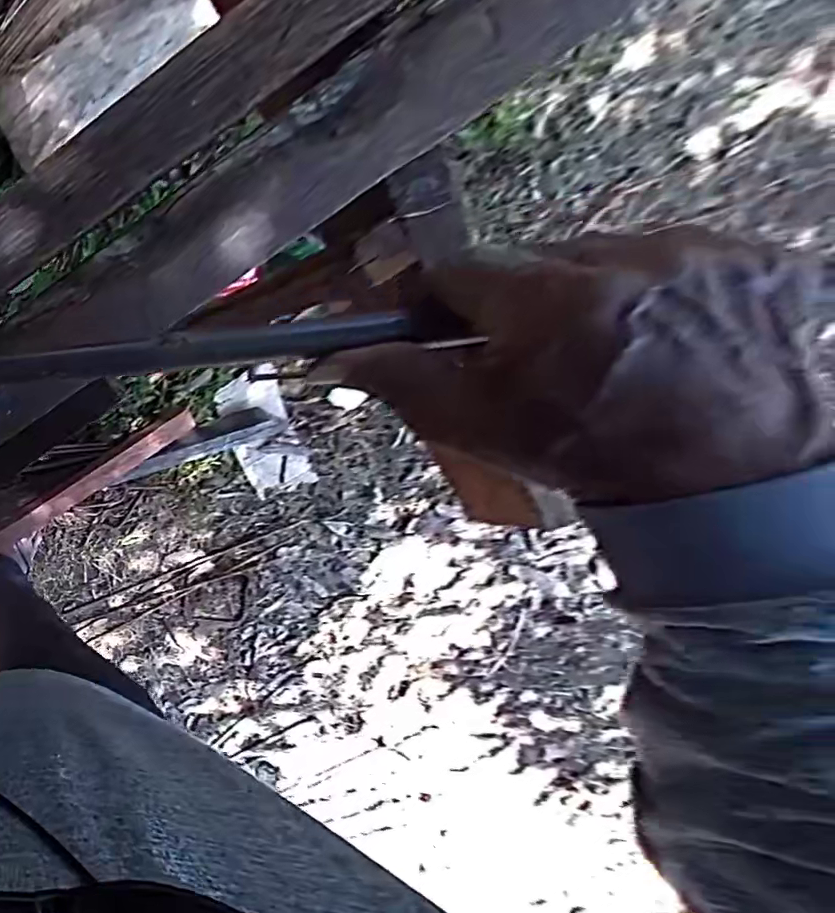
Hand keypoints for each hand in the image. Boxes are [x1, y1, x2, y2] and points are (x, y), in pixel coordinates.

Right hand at [318, 227, 832, 504]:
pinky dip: (644, 288)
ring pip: (597, 255)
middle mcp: (627, 258)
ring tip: (580, 346)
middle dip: (504, 300)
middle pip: (526, 260)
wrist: (721, 476)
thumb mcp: (463, 419)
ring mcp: (702, 253)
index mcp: (545, 296)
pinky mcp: (760, 259)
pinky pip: (671, 257)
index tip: (426, 326)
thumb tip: (334, 359)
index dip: (432, 300)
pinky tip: (643, 333)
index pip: (457, 268)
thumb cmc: (578, 448)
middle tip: (504, 349)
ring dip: (573, 292)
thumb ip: (394, 376)